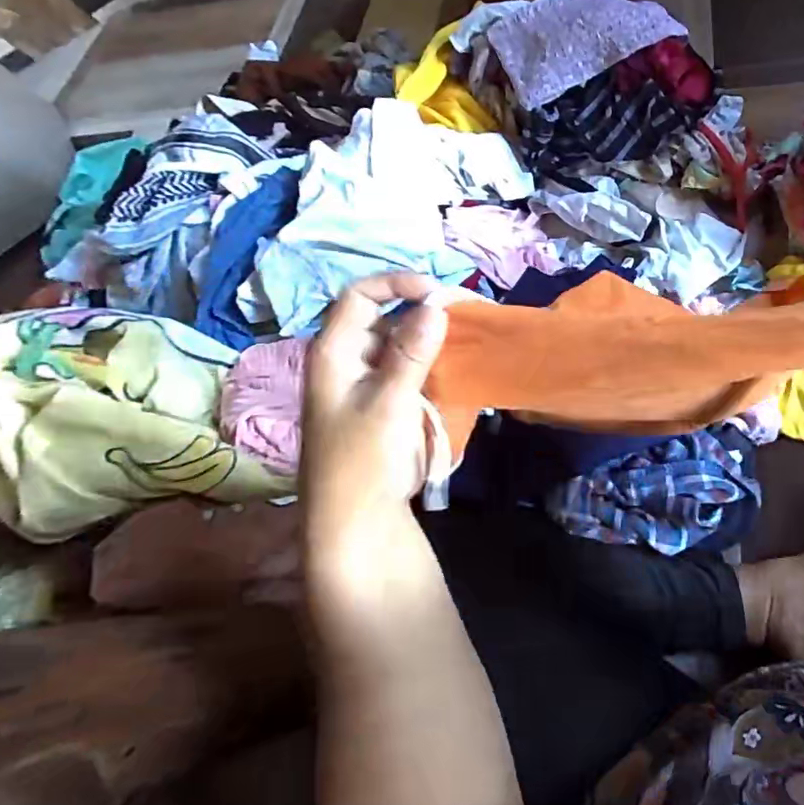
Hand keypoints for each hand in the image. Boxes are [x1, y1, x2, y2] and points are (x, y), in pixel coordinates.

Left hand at [303, 273, 455, 544]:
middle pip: (385, 316)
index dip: (396, 284)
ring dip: (433, 337)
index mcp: (334, 352)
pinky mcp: (388, 401)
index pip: (360, 296)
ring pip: (402, 342)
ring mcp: (369, 381)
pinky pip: (412, 366)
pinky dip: (435, 360)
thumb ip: (412, 351)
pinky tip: (460, 363)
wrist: (359, 520)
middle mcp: (349, 359)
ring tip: (469, 337)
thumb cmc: (364, 459)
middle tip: (465, 317)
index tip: (437, 294)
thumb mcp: (389, 402)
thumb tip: (436, 303)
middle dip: (423, 311)